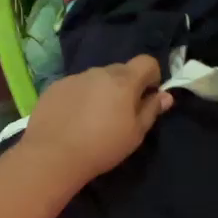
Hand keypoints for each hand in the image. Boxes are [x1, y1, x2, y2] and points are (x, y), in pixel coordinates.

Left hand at [20, 56, 173, 186]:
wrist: (52, 155)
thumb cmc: (102, 147)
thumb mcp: (135, 134)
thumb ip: (151, 110)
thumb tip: (165, 95)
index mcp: (124, 81)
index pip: (147, 62)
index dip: (152, 76)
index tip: (148, 97)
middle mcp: (99, 72)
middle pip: (121, 70)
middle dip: (127, 86)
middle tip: (121, 113)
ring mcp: (75, 77)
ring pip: (97, 78)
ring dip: (102, 91)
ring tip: (93, 119)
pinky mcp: (55, 86)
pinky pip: (76, 86)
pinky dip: (81, 97)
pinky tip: (73, 120)